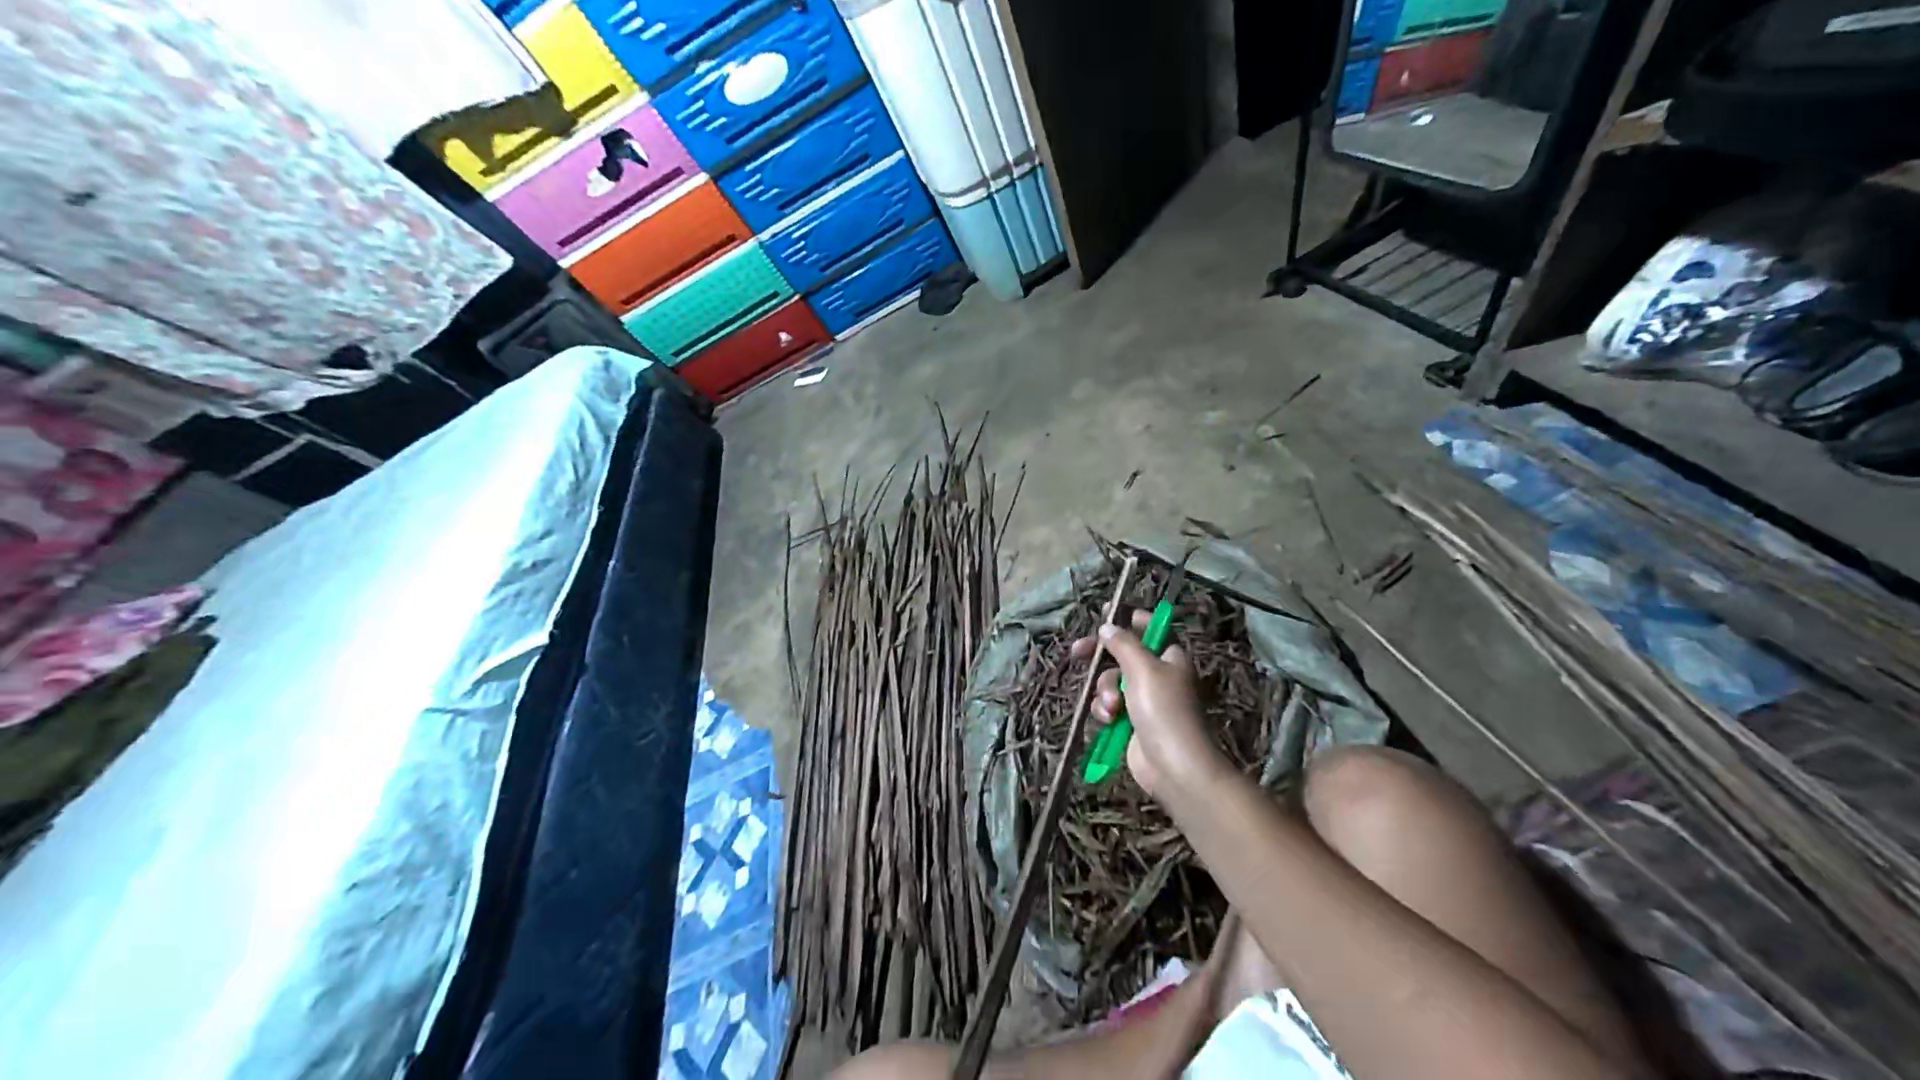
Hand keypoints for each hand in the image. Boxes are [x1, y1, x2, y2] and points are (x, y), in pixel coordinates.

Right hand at [1071, 611, 1227, 798]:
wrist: (1173, 765)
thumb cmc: (1163, 710)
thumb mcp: (1142, 669)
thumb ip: (1123, 643)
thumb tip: (1107, 626)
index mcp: (1169, 656)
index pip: (1148, 627)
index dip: (1126, 619)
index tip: (1103, 615)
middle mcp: (1157, 674)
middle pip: (1122, 654)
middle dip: (1101, 658)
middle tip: (1078, 652)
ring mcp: (1144, 699)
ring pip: (1111, 682)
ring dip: (1104, 692)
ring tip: (1111, 708)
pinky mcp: (1132, 721)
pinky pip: (1109, 705)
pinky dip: (1105, 710)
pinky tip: (1109, 720)